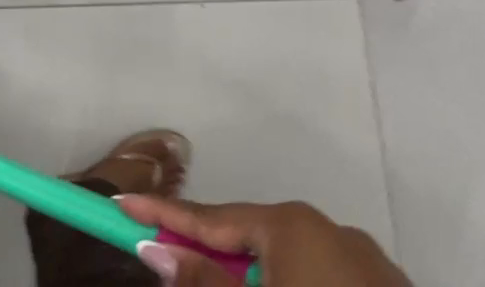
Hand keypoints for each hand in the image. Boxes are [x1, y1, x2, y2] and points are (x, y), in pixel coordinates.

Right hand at [120, 195, 410, 286]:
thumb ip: (203, 281)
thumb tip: (156, 251)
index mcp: (290, 225)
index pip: (207, 216)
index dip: (159, 213)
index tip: (119, 205)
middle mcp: (328, 228)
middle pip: (247, 235)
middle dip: (210, 253)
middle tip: (173, 266)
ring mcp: (366, 260)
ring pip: (285, 258)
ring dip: (253, 275)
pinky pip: (319, 275)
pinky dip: (291, 285)